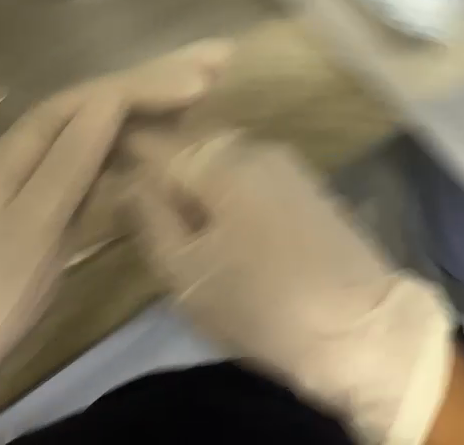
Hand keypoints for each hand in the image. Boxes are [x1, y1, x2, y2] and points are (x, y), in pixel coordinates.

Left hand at [0, 41, 231, 444]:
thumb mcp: (31, 230)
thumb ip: (70, 161)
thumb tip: (111, 98)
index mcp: (14, 150)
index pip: (88, 99)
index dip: (144, 86)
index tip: (198, 83)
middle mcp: (21, 149)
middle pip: (92, 101)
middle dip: (150, 82)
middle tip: (209, 67)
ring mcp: (30, 174)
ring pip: (94, 124)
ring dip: (144, 104)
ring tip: (196, 91)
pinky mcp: (42, 199)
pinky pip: (92, 152)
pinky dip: (129, 136)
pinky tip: (155, 136)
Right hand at [130, 130, 454, 444]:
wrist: (358, 322)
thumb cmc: (260, 303)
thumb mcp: (186, 272)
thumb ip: (151, 217)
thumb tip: (128, 177)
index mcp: (219, 161)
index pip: (157, 140)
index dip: (126, 150)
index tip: (105, 169)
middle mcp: (255, 147)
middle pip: (194, 144)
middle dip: (165, 167)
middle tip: (140, 206)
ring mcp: (288, 162)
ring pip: (225, 159)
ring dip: (200, 180)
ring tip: (181, 221)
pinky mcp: (309, 183)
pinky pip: (253, 174)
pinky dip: (231, 189)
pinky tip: (224, 224)